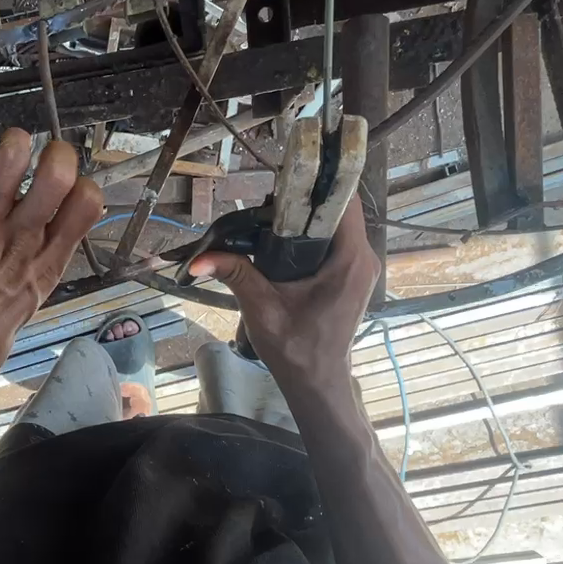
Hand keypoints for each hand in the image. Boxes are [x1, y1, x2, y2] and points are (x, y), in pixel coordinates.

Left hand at [0, 130, 103, 406]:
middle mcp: (23, 235)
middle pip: (58, 171)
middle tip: (43, 162)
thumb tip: (50, 239)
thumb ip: (42, 263)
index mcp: (48, 258)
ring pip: (11, 158)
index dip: (83, 185)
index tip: (69, 191)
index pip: (88, 203)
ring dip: (13, 145)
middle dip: (56, 154)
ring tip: (8, 155)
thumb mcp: (32, 299)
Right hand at [188, 199, 379, 388]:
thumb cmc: (295, 349)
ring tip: (271, 225)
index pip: (343, 201)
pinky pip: (335, 245)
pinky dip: (311, 240)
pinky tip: (284, 247)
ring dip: (306, 222)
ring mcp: (360, 269)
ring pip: (336, 228)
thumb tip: (199, 260)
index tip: (285, 181)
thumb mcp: (261, 309)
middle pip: (338, 211)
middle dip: (304, 204)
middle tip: (268, 208)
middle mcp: (363, 259)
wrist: (316, 382)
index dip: (316, 184)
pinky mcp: (352, 278)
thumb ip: (235, 275)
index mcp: (350, 260)